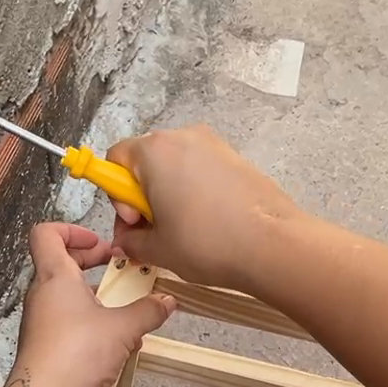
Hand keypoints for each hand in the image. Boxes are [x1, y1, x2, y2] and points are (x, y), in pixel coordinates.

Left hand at [15, 223, 174, 386]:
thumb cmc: (78, 352)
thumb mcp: (123, 328)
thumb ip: (148, 311)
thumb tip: (168, 301)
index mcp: (54, 276)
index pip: (46, 234)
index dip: (72, 230)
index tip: (101, 243)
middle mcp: (42, 295)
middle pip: (61, 264)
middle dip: (93, 263)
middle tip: (121, 269)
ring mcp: (41, 322)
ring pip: (68, 297)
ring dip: (97, 299)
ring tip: (127, 313)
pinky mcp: (45, 346)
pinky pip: (69, 324)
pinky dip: (92, 326)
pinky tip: (118, 345)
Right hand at [108, 125, 304, 291]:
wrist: (272, 245)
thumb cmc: (208, 243)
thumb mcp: (157, 249)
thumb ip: (130, 241)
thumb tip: (126, 242)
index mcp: (154, 152)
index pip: (115, 159)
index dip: (116, 194)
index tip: (133, 220)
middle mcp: (182, 137)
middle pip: (144, 161)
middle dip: (142, 195)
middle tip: (153, 231)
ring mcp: (213, 144)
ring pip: (174, 166)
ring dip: (167, 195)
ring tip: (181, 231)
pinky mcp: (235, 157)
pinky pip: (200, 170)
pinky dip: (193, 192)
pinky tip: (205, 223)